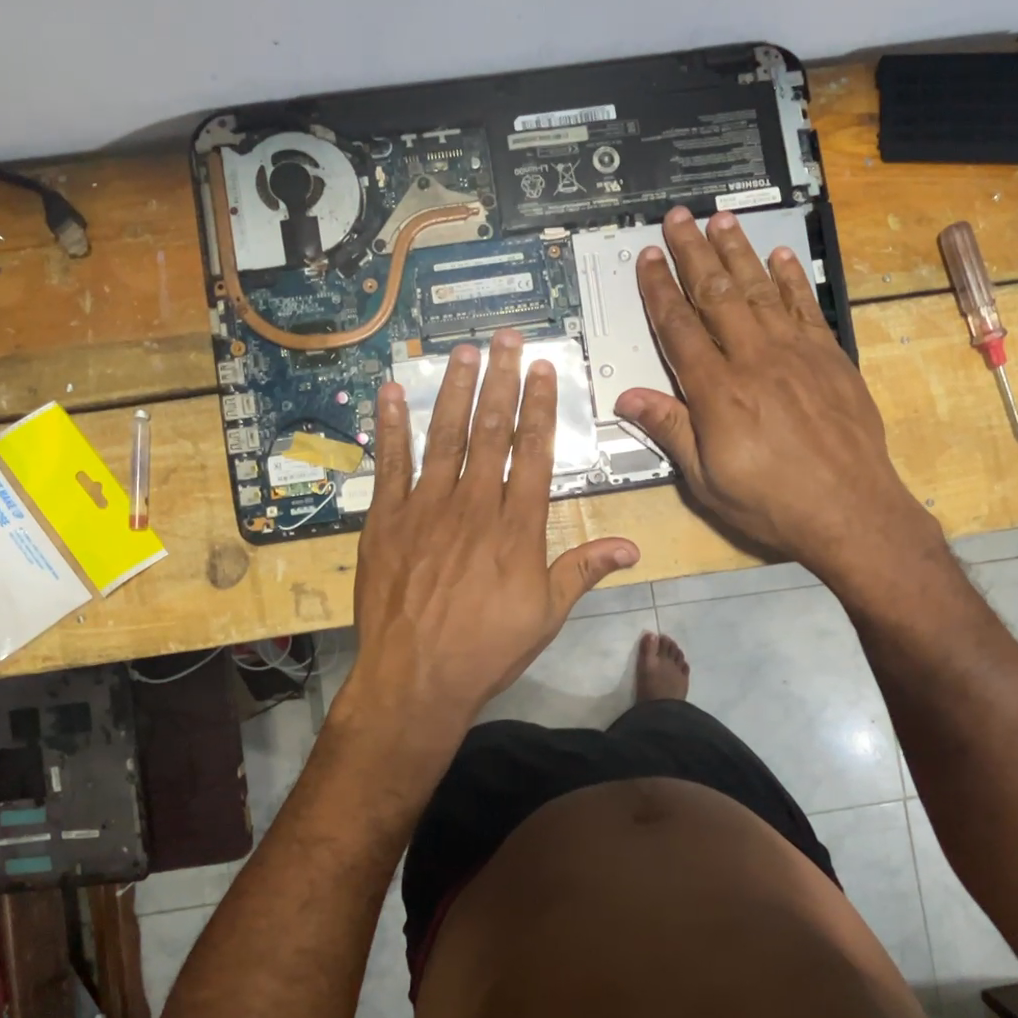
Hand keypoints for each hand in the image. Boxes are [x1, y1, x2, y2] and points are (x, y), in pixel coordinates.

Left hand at [345, 329, 637, 729]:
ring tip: (464, 352)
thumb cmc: (486, 649)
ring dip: (454, 391)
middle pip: (491, 432)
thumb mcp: (546, 615)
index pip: (533, 452)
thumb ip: (583, 571)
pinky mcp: (385, 522)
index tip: (543, 369)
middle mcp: (473, 506)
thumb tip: (632, 546)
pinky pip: (389, 466)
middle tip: (506, 338)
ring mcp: (425, 510)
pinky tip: (392, 393)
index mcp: (516, 527)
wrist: (415, 679)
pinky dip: (391, 427)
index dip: (539, 406)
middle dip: (500, 381)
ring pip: (444, 438)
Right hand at [614, 206, 940, 579]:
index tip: (647, 259)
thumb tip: (628, 399)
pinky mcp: (829, 357)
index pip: (679, 328)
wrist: (851, 510)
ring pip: (759, 290)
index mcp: (717, 393)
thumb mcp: (707, 480)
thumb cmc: (771, 503)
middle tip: (677, 218)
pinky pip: (805, 307)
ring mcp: (796, 354)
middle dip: (692, 253)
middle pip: (716, 296)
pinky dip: (790, 279)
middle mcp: (754, 360)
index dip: (660, 290)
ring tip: (719, 219)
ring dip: (737, 252)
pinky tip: (778, 256)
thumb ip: (671, 430)